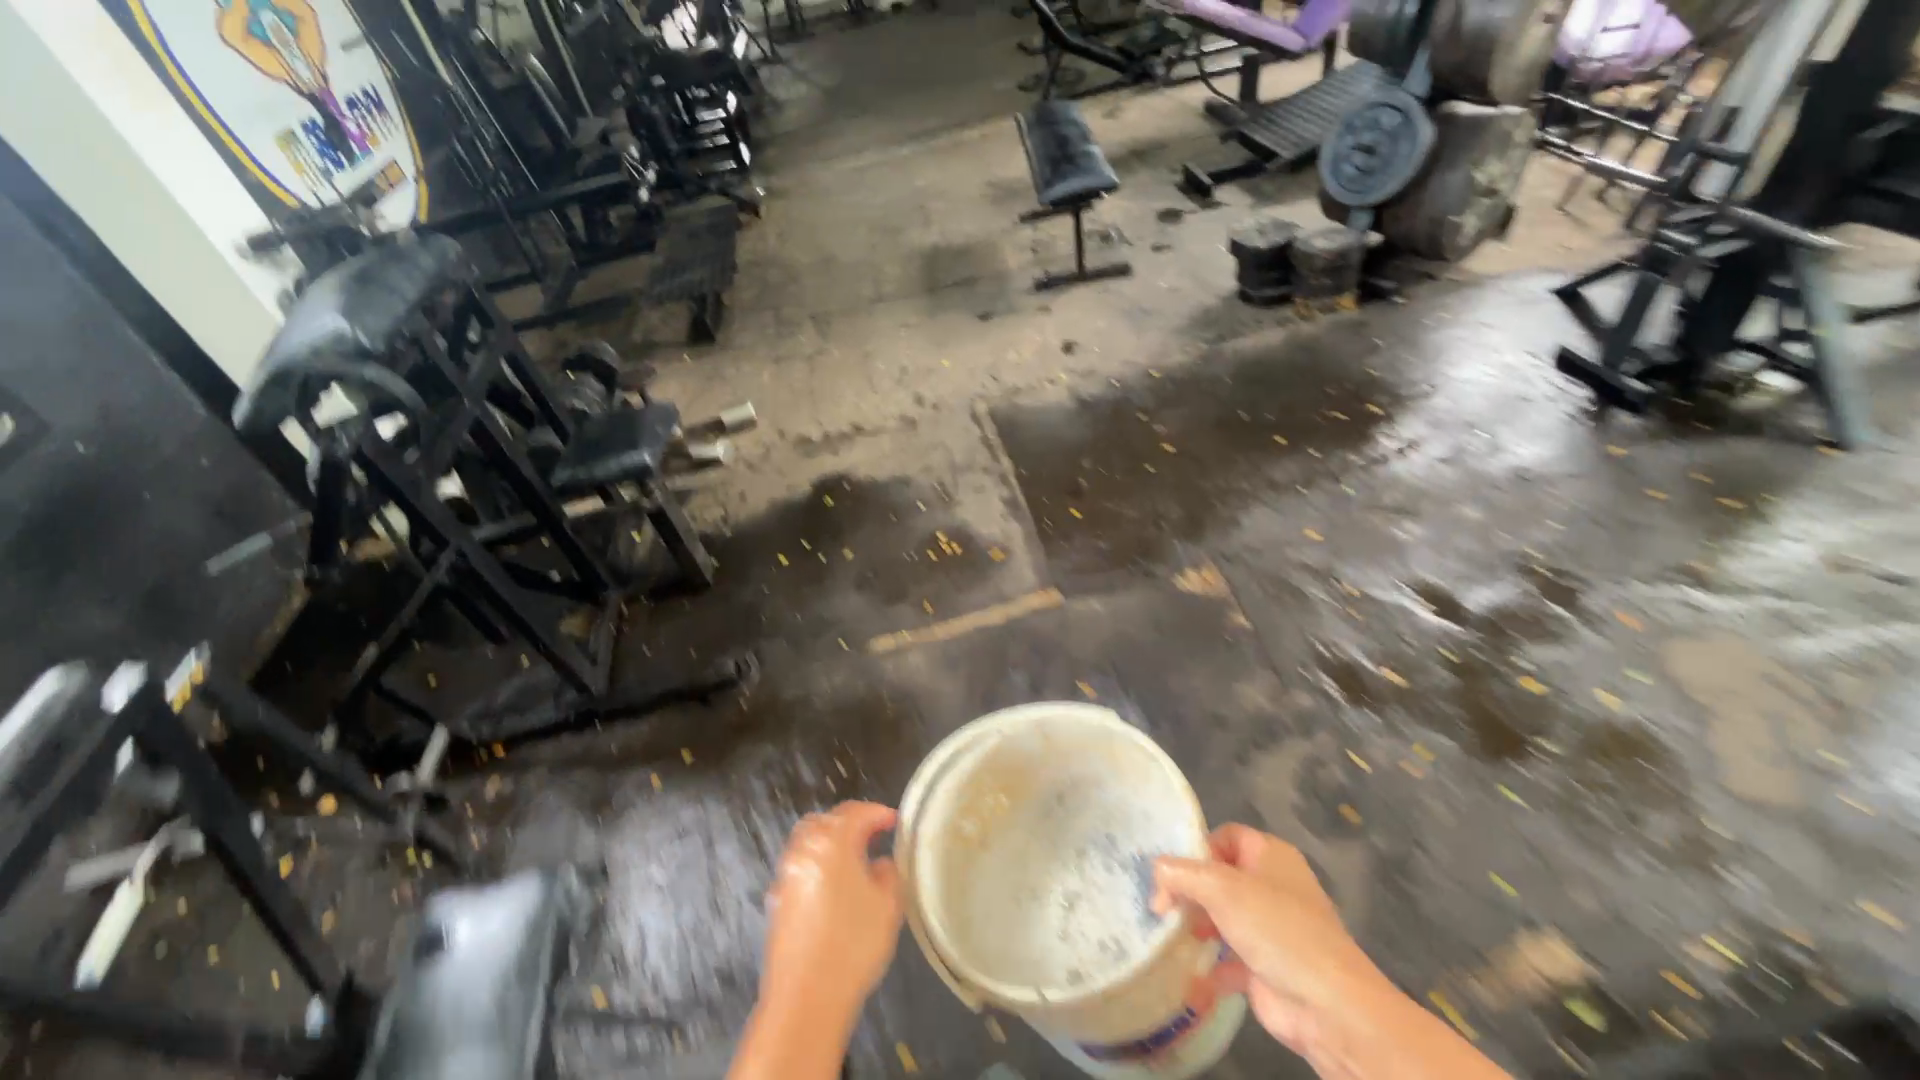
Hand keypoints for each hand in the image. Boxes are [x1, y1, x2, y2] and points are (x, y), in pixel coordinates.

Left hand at [761, 801, 902, 1012]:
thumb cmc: (854, 943)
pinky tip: (833, 887)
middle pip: (825, 821)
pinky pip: (800, 868)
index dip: (877, 812)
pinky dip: (817, 864)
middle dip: (849, 821)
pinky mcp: (777, 901)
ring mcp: (786, 876)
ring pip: (807, 843)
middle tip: (872, 833)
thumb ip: (888, 875)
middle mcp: (803, 852)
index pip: (855, 813)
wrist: (806, 995)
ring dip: (829, 841)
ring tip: (853, 858)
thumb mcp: (888, 906)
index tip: (894, 821)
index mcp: (832, 843)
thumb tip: (879, 863)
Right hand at [1153, 826, 1384, 1056]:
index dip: (1198, 849)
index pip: (1226, 836)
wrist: (1325, 1003)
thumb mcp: (1220, 888)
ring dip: (1195, 927)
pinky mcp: (1264, 966)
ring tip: (1169, 937)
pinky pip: (1227, 959)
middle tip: (1162, 908)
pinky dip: (1207, 967)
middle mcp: (1272, 886)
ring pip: (1221, 917)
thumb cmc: (1276, 928)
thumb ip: (1180, 874)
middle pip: (1220, 877)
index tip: (1172, 873)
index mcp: (1271, 856)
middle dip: (1189, 891)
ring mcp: (1269, 928)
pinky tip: (1186, 976)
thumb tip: (1156, 874)